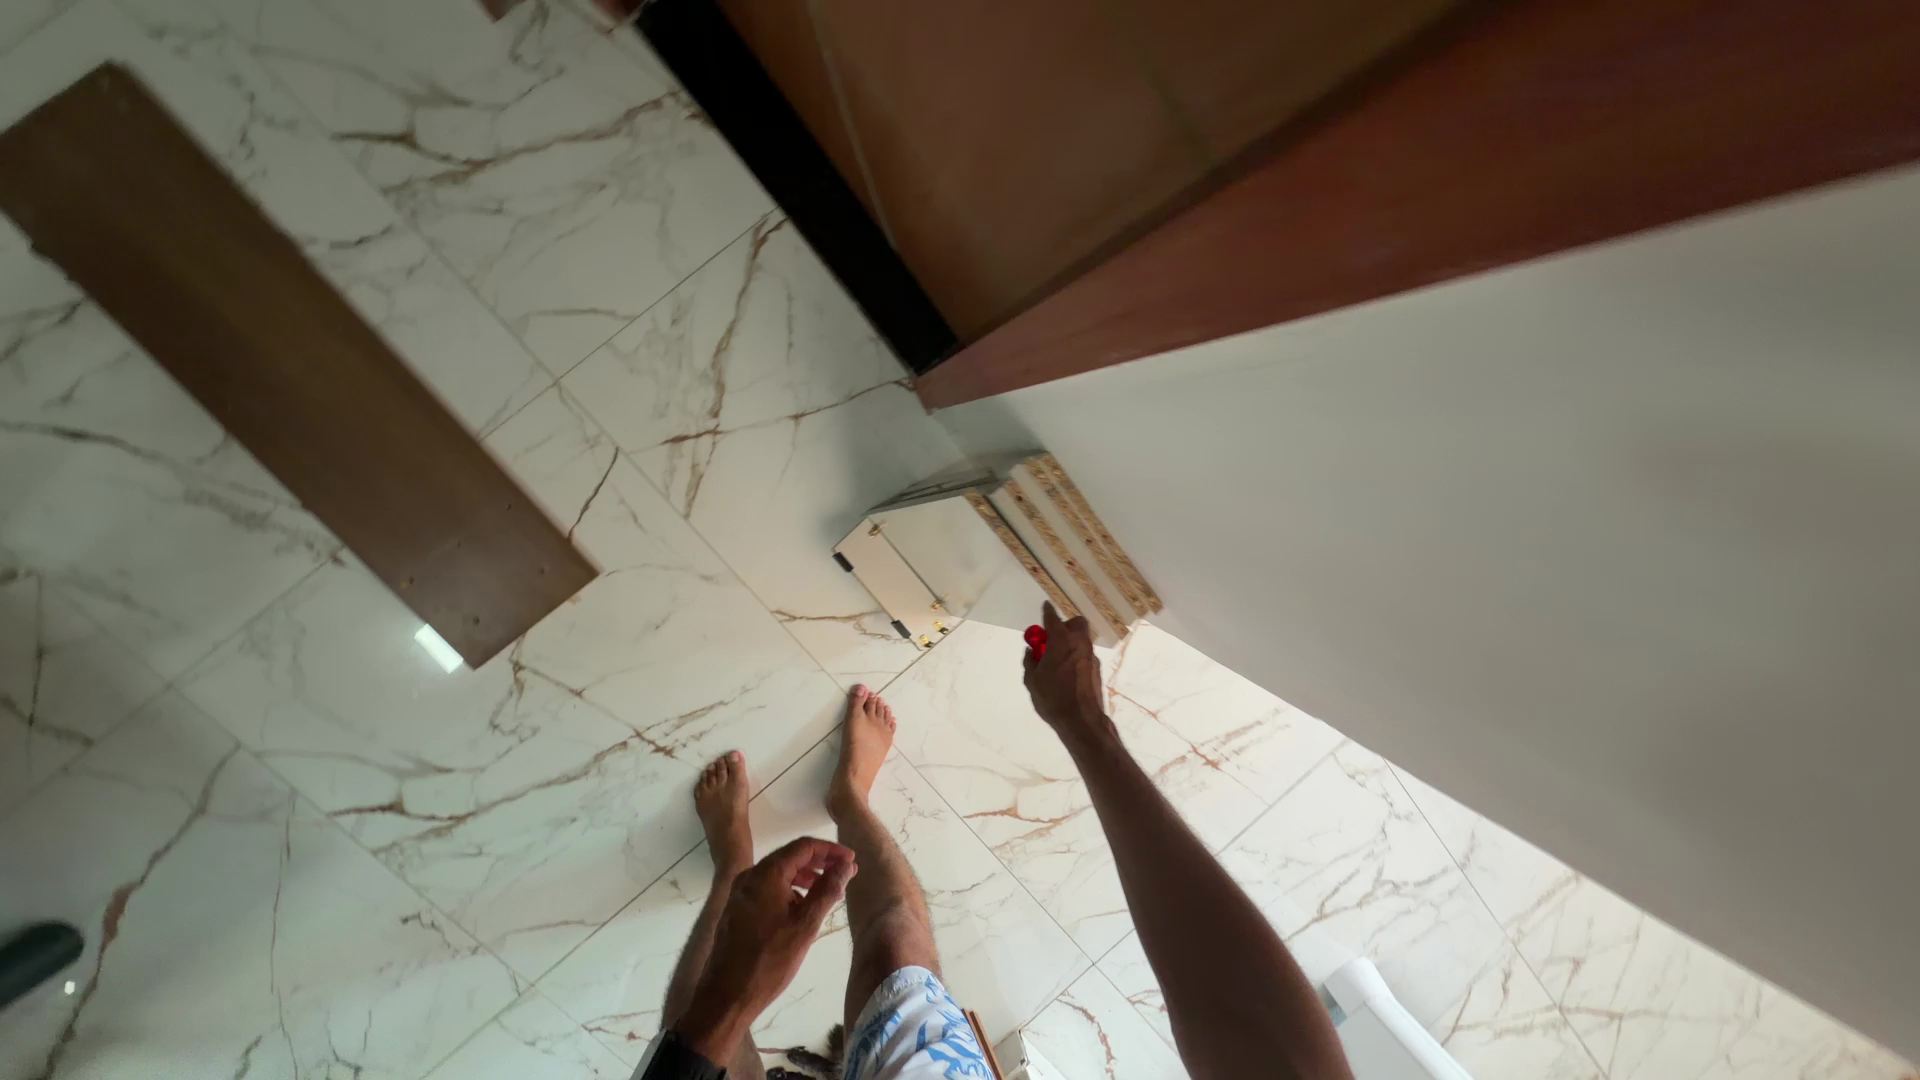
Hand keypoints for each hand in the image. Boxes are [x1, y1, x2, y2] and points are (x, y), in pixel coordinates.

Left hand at [676, 837, 856, 1062]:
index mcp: (766, 873)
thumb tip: (846, 865)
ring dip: (805, 878)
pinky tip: (800, 909)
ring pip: (779, 873)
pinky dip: (788, 890)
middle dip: (819, 863)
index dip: (831, 851)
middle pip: (791, 857)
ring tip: (826, 893)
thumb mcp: (805, 925)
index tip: (851, 861)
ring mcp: (740, 892)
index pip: (804, 846)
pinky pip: (767, 888)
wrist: (724, 999)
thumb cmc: (769, 961)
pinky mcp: (736, 909)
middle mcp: (750, 876)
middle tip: (843, 875)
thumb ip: (828, 890)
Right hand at [1022, 603, 1113, 747]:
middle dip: (1065, 625)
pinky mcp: (1097, 669)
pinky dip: (1076, 656)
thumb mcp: (1032, 681)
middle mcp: (1079, 644)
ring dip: (1070, 641)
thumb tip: (1031, 652)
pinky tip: (1067, 673)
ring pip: (1082, 639)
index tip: (1045, 607)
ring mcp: (1091, 656)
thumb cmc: (1053, 698)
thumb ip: (1030, 662)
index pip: (1053, 618)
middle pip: (1076, 623)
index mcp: (1061, 642)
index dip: (1047, 612)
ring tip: (1057, 659)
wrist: (1081, 720)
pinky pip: (1084, 654)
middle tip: (1052, 638)